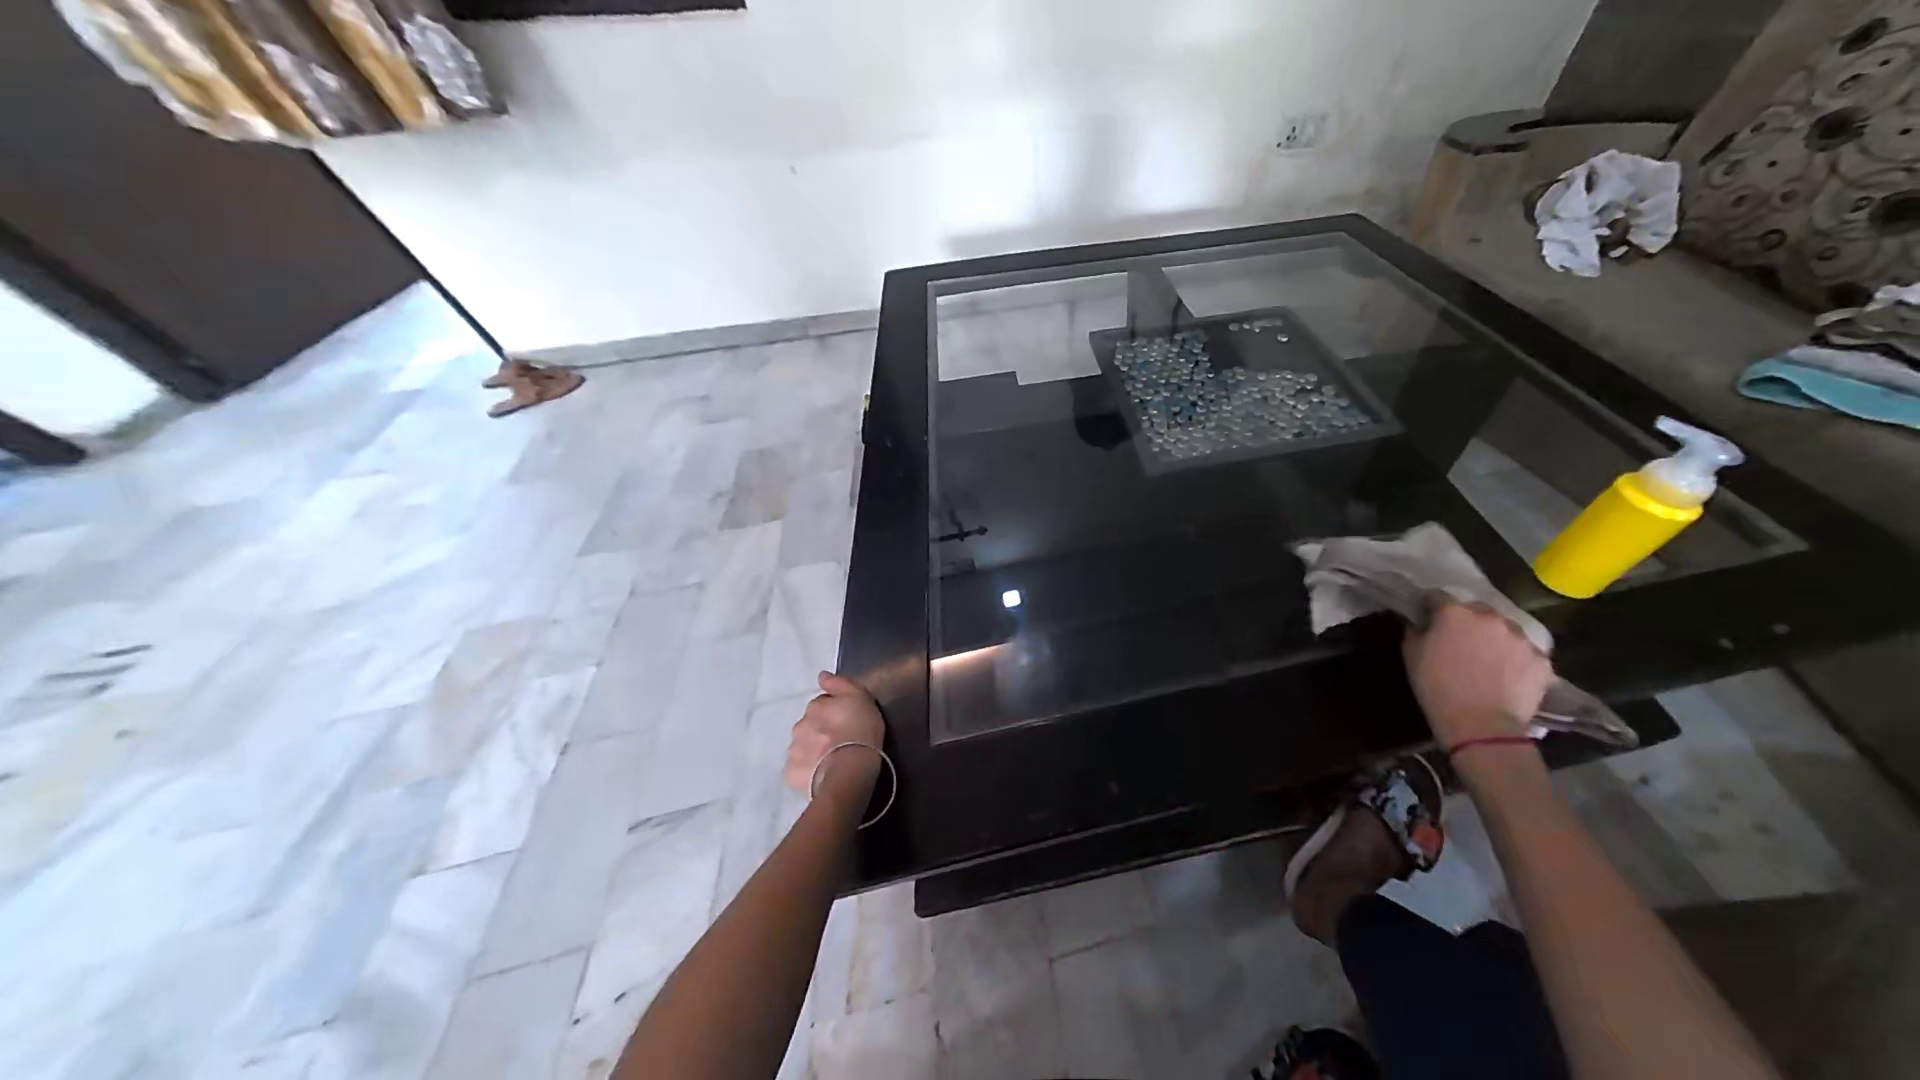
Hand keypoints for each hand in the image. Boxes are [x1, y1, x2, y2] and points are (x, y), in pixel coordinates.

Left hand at [784, 671, 886, 799]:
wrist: (848, 772)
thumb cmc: (860, 731)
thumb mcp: (860, 698)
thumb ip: (840, 683)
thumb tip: (821, 675)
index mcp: (815, 707)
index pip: (821, 705)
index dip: (834, 712)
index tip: (845, 721)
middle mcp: (800, 726)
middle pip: (809, 725)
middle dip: (820, 731)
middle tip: (839, 742)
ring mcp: (794, 751)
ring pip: (803, 746)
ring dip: (814, 750)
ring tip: (832, 761)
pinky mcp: (791, 774)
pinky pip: (800, 769)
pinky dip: (808, 769)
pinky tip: (823, 774)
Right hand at [1402, 602, 1553, 747]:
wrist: (1481, 725)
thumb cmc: (1437, 688)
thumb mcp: (1411, 656)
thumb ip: (1416, 631)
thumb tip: (1420, 623)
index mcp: (1455, 613)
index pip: (1439, 597)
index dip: (1431, 607)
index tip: (1427, 617)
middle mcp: (1491, 617)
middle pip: (1476, 611)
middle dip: (1467, 622)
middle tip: (1459, 641)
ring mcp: (1521, 638)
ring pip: (1505, 630)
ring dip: (1494, 638)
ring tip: (1488, 660)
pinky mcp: (1542, 659)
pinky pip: (1525, 652)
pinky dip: (1516, 659)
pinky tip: (1507, 675)